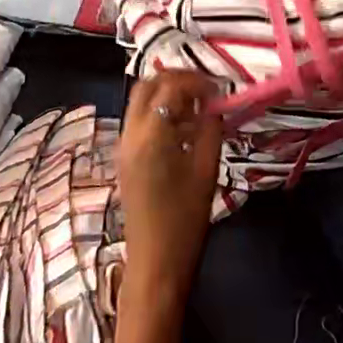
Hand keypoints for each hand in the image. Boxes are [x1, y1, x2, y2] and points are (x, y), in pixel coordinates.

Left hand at [118, 72, 224, 302]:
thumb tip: (215, 105)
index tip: (219, 88)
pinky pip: (140, 121)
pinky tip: (185, 129)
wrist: (155, 262)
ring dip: (167, 96)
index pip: (170, 87)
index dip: (196, 80)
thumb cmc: (185, 219)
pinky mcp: (125, 158)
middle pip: (146, 86)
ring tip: (199, 108)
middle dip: (176, 80)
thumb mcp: (206, 170)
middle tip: (205, 89)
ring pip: (141, 102)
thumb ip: (210, 130)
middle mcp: (130, 134)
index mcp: (151, 135)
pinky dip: (160, 113)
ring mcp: (123, 146)